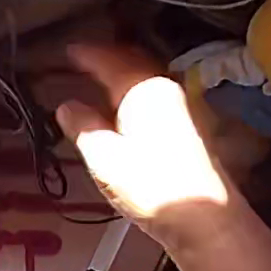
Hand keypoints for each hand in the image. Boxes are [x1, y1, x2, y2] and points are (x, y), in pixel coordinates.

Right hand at [55, 43, 239, 253]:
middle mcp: (166, 92)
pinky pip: (152, 96)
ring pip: (144, 80)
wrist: (204, 221)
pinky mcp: (187, 130)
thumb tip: (66, 105)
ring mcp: (181, 110)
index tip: (68, 49)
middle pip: (133, 63)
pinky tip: (122, 106)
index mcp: (142, 91)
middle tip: (82, 58)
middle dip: (107, 58)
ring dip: (121, 75)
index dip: (86, 54)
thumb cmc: (150, 186)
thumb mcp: (103, 157)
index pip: (110, 61)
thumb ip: (82, 126)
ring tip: (99, 78)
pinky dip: (132, 92)